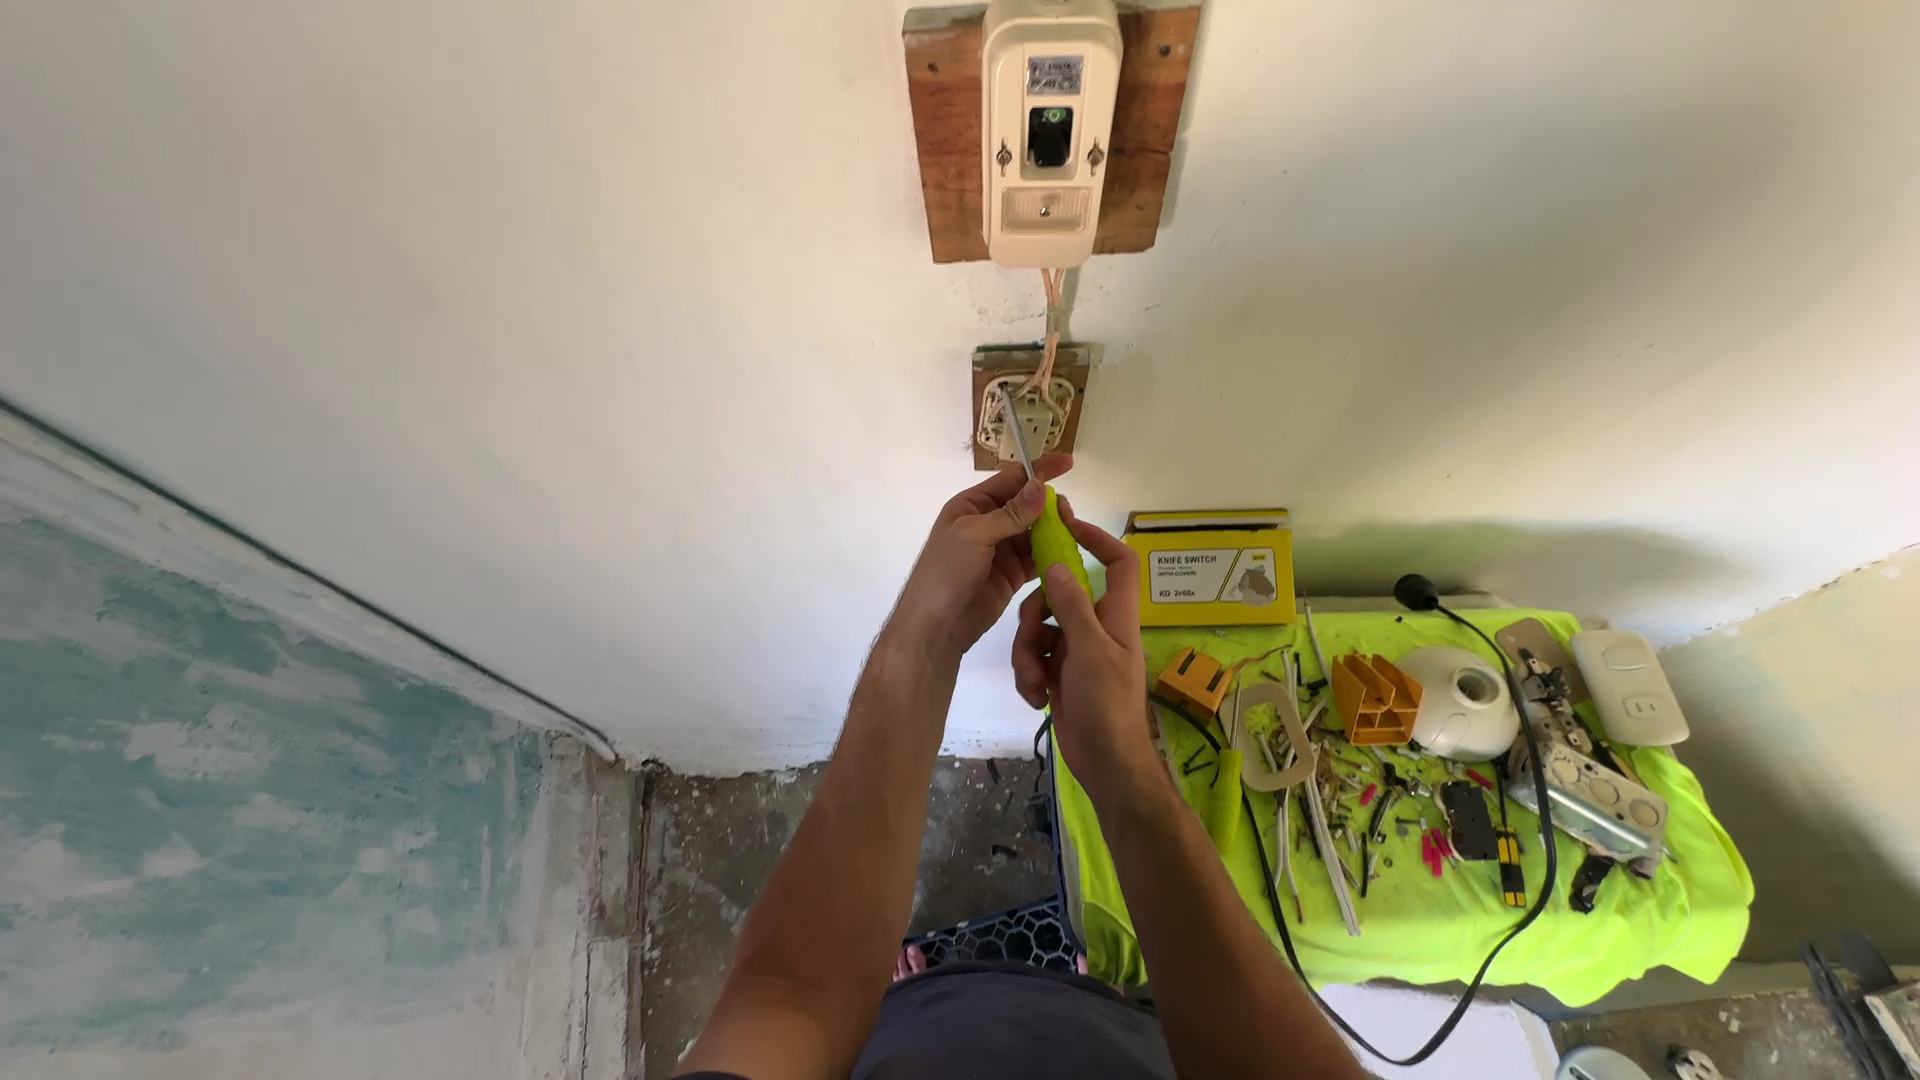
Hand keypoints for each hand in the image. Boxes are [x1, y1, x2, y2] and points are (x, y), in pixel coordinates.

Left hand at [891, 453, 1072, 656]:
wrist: (937, 626)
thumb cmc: (946, 572)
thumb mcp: (974, 535)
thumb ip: (1010, 513)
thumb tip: (1040, 486)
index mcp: (972, 505)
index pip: (1010, 480)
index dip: (1038, 470)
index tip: (1068, 463)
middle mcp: (988, 523)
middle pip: (1027, 505)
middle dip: (1049, 505)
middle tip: (1069, 512)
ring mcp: (1001, 550)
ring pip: (1036, 531)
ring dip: (1054, 530)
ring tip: (1074, 531)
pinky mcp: (1013, 574)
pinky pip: (1037, 558)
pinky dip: (1053, 555)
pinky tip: (1069, 553)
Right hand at [1010, 498, 1159, 803]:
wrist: (1104, 763)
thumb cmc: (1107, 705)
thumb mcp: (1089, 651)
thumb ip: (1072, 606)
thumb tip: (1059, 564)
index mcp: (1116, 615)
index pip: (1118, 562)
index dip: (1098, 538)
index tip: (1065, 523)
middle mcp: (1096, 626)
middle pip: (1058, 595)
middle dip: (1035, 617)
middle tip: (1031, 638)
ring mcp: (1075, 649)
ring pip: (1039, 628)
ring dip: (1028, 654)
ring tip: (1035, 683)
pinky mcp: (1058, 672)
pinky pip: (1034, 657)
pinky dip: (1029, 675)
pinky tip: (1036, 697)